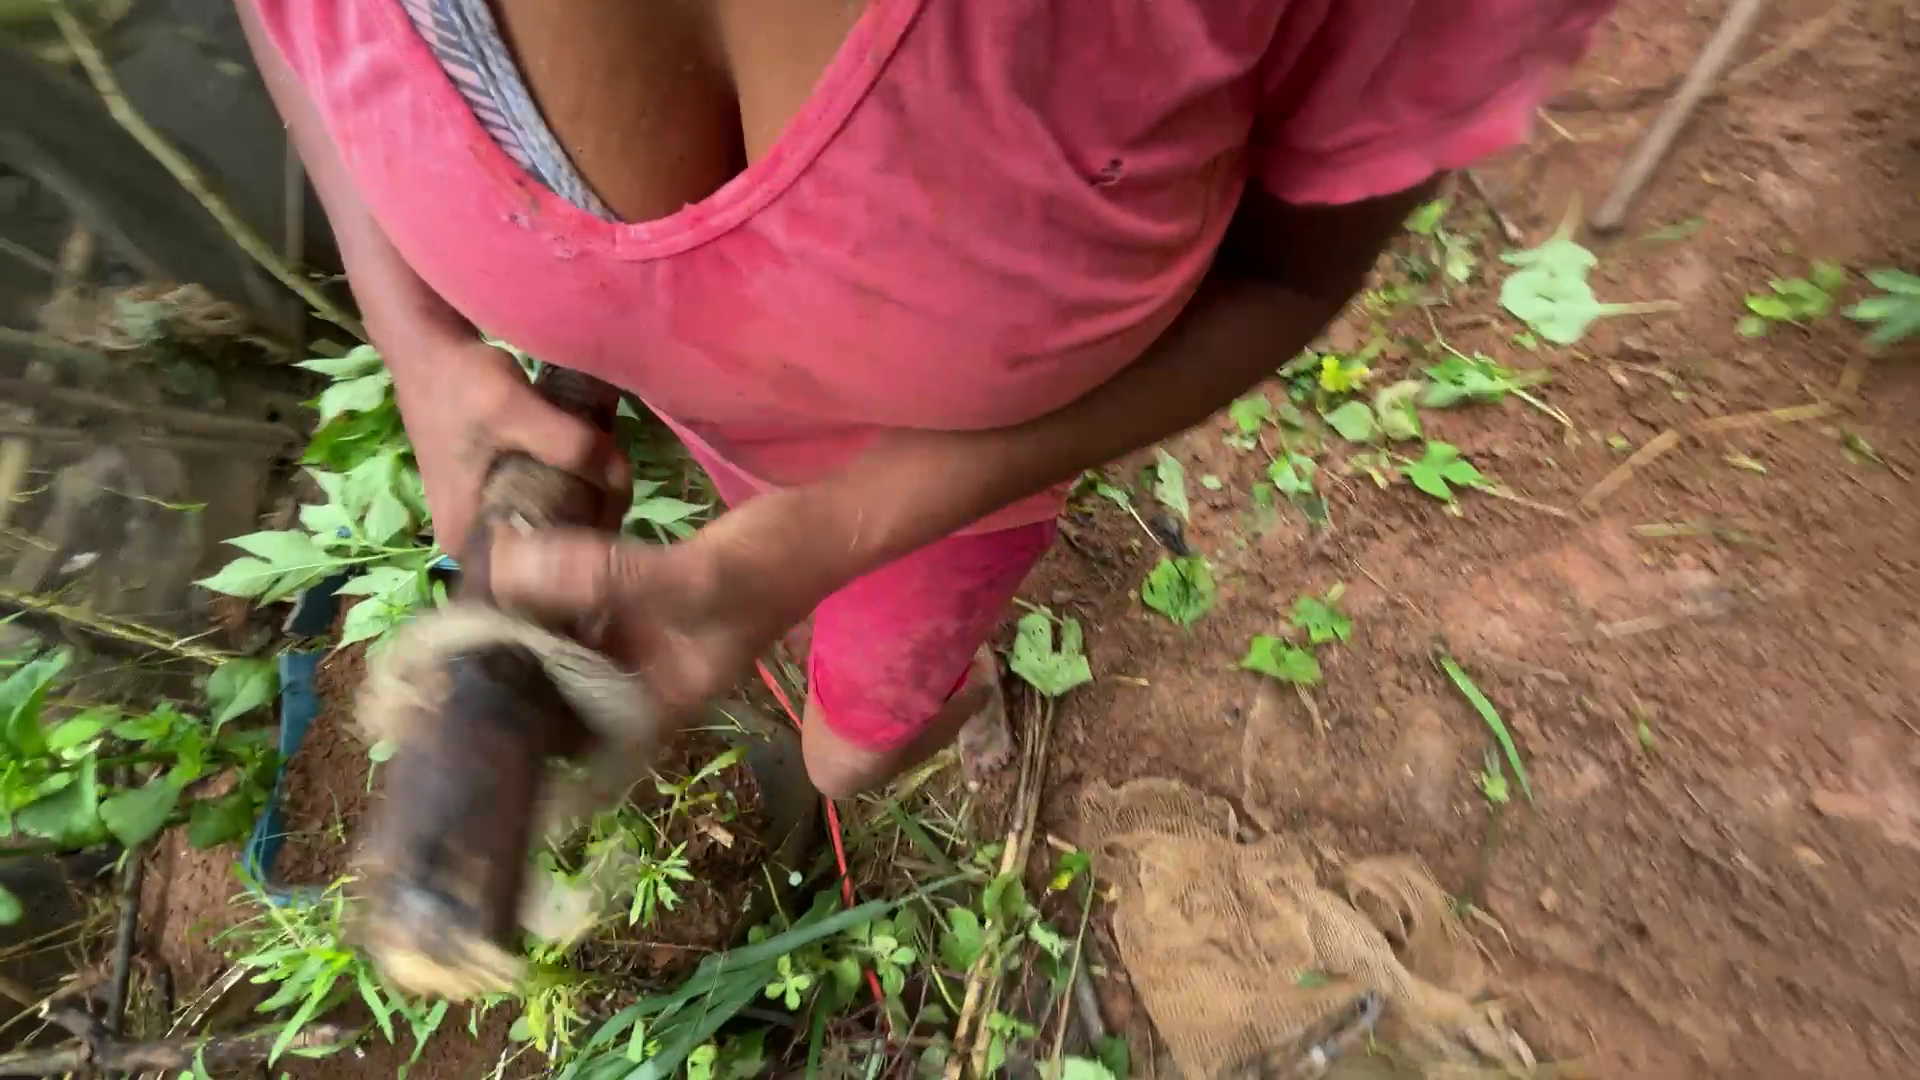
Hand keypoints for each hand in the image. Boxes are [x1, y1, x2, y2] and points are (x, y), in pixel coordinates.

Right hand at [385, 337, 630, 556]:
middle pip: (551, 556)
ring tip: (616, 490)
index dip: (585, 559)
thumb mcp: (518, 413)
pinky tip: (602, 484)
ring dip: (588, 514)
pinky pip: (552, 511)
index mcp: (470, 541)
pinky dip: (578, 499)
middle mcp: (476, 544)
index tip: (619, 535)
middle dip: (591, 533)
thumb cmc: (464, 386)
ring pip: (556, 532)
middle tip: (625, 505)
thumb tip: (621, 480)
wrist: (433, 351)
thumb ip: (573, 448)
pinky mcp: (502, 500)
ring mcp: (489, 522)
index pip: (539, 578)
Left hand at [486, 505, 828, 718]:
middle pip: (568, 691)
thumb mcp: (696, 578)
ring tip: (466, 605)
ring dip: (530, 624)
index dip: (525, 741)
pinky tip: (519, 565)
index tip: (466, 715)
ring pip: (574, 643)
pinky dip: (556, 589)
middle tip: (447, 643)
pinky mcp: (651, 599)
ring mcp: (652, 636)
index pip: (582, 746)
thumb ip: (607, 575)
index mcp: (668, 698)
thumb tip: (506, 562)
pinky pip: (589, 603)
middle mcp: (653, 676)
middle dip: (513, 671)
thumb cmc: (777, 565)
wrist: (823, 524)